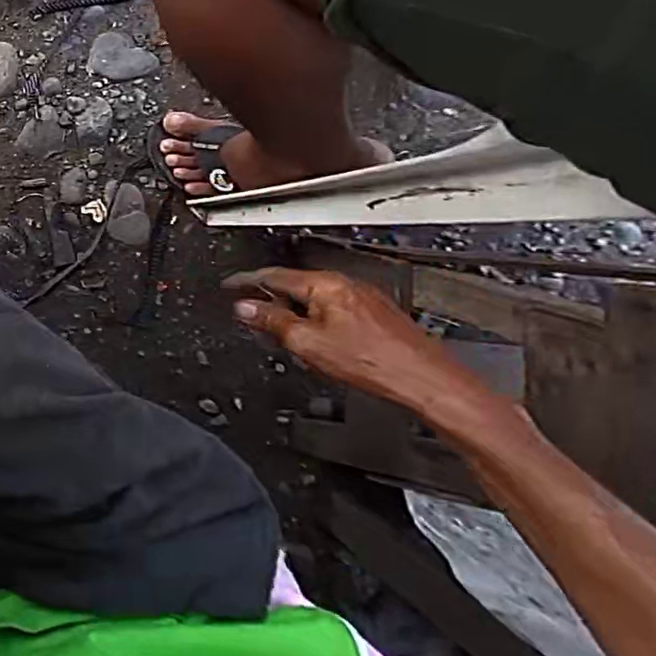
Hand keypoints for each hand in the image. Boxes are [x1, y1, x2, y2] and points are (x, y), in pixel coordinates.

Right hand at [222, 268, 482, 409]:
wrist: (426, 380)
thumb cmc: (375, 361)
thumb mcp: (305, 342)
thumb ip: (270, 321)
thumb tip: (245, 308)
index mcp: (326, 285)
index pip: (272, 276)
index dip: (245, 282)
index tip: (229, 287)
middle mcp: (347, 285)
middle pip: (293, 286)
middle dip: (269, 300)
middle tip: (249, 316)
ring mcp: (363, 298)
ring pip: (313, 299)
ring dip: (292, 312)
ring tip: (281, 335)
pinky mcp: (374, 313)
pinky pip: (332, 309)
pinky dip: (314, 320)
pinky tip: (313, 341)